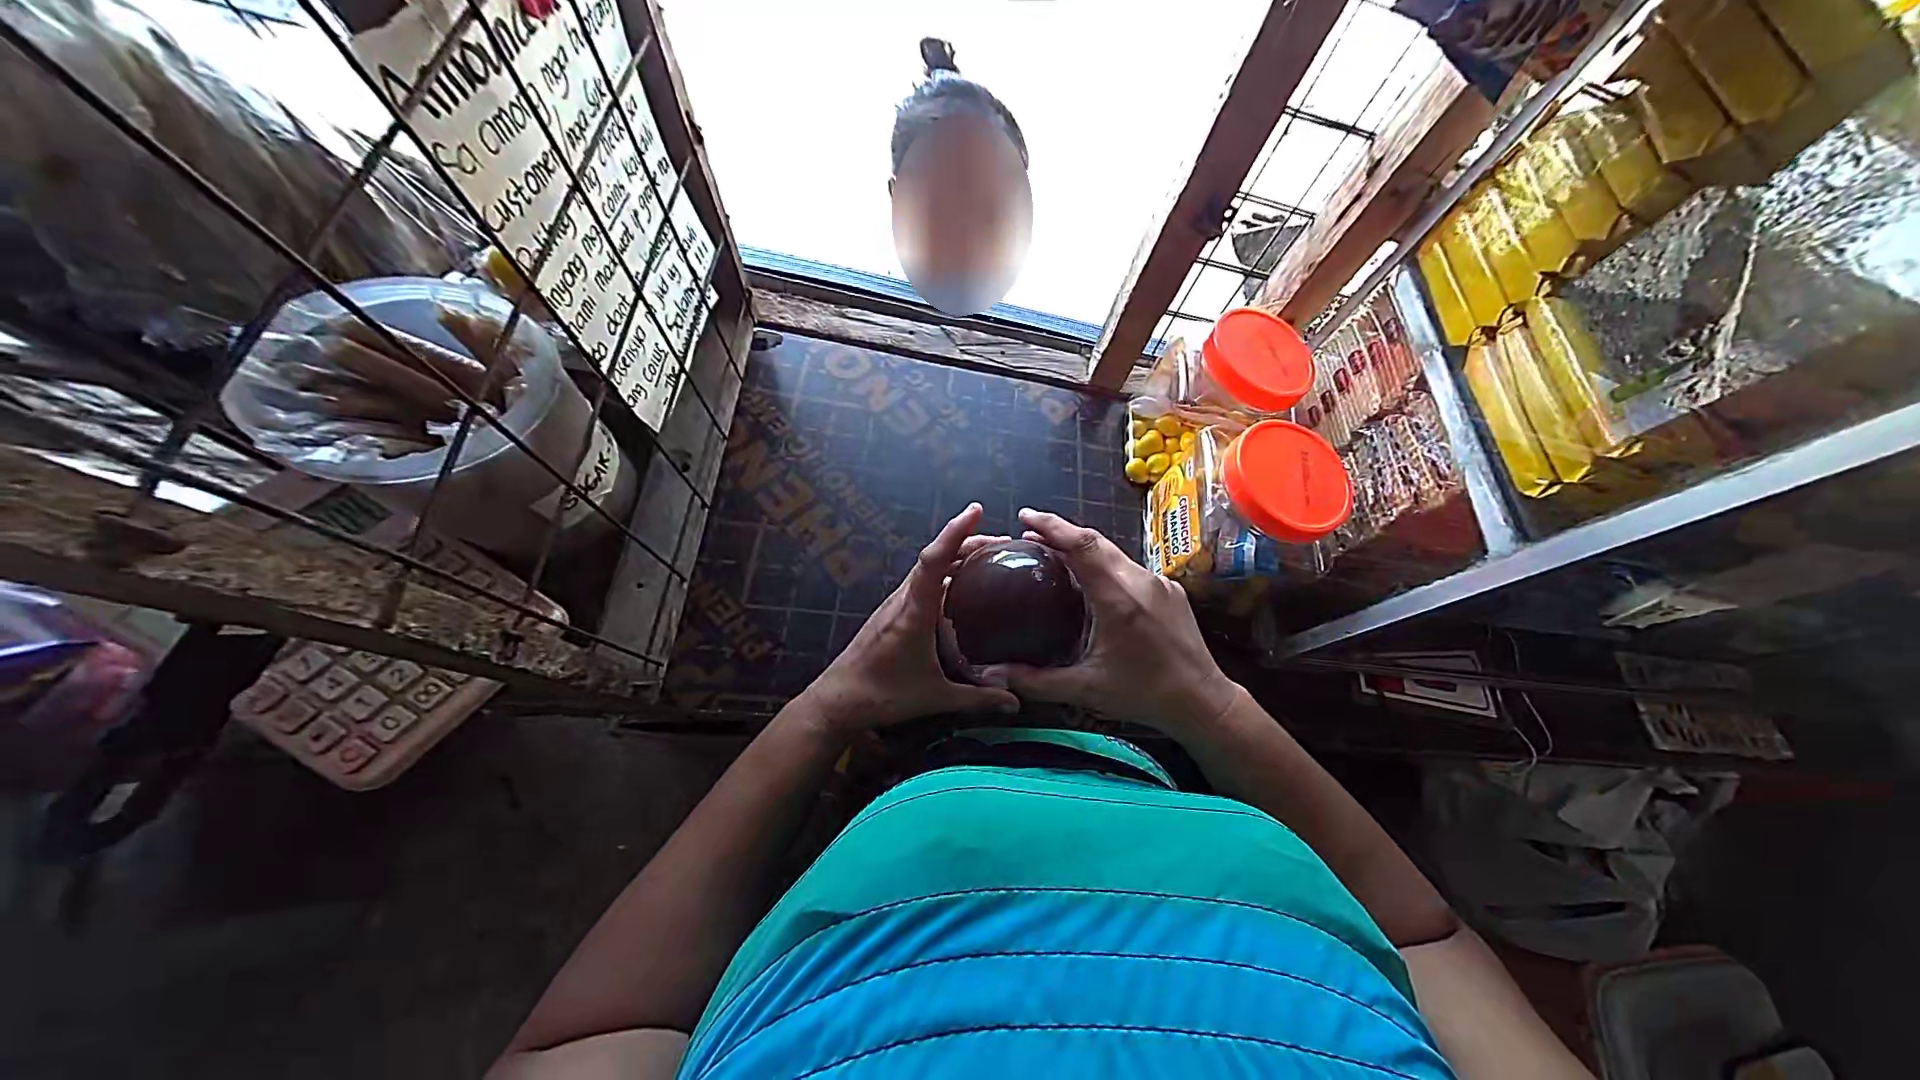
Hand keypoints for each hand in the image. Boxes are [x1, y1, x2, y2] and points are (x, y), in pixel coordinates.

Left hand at [793, 502, 1020, 735]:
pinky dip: (943, 573)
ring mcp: (895, 604)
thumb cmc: (882, 695)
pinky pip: (921, 582)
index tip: (976, 511)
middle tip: (1001, 542)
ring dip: (954, 555)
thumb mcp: (936, 697)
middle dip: (967, 540)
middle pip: (935, 556)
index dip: (955, 531)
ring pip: (927, 568)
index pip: (934, 560)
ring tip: (986, 557)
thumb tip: (1014, 703)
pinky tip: (959, 585)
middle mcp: (903, 600)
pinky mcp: (891, 612)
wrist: (837, 700)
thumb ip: (977, 699)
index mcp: (914, 611)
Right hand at [982, 507, 1239, 736]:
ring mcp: (1158, 583)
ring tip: (1055, 553)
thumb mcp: (1084, 689)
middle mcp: (1140, 581)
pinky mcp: (1170, 590)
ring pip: (1114, 553)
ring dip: (1083, 548)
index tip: (1026, 516)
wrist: (1203, 701)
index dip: (1052, 526)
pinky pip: (1130, 567)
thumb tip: (992, 675)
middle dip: (1061, 532)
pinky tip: (1091, 580)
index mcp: (1118, 598)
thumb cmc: (1143, 695)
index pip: (1082, 546)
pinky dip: (1104, 564)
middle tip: (1030, 533)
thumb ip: (1035, 681)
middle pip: (1096, 541)